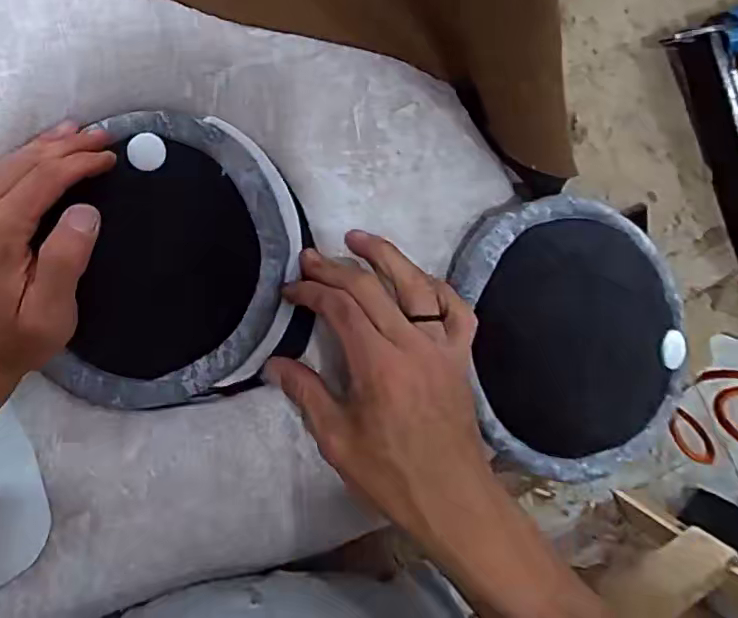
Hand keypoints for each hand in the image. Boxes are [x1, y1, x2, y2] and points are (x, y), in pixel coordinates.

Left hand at [0, 121, 115, 396]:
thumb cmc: (17, 339)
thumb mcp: (53, 310)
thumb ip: (67, 257)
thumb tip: (85, 210)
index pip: (43, 178)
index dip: (80, 162)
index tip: (111, 157)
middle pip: (24, 163)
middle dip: (68, 146)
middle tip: (104, 136)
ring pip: (9, 164)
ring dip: (48, 147)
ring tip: (81, 134)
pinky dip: (28, 159)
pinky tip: (47, 151)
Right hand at [265, 231, 497, 546]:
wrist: (453, 499)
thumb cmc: (391, 475)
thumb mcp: (338, 441)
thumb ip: (307, 394)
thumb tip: (276, 362)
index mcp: (378, 364)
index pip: (340, 308)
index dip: (312, 291)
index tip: (291, 289)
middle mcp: (412, 344)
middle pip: (371, 288)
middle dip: (336, 267)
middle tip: (310, 256)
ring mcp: (442, 346)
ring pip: (416, 285)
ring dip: (386, 255)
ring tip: (359, 238)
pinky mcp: (462, 355)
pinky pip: (457, 310)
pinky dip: (439, 288)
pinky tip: (420, 281)